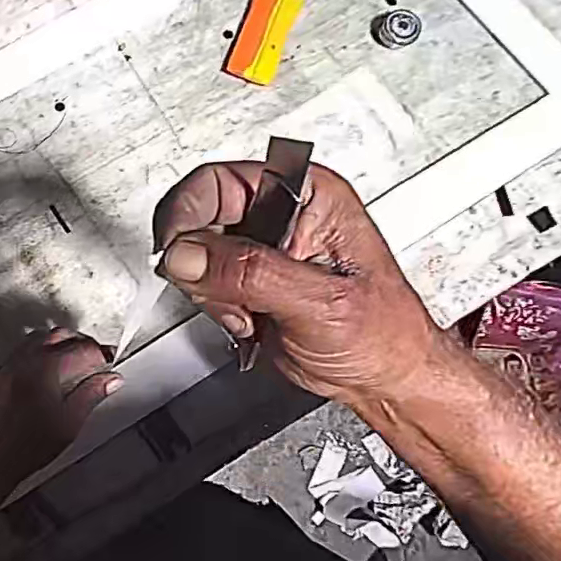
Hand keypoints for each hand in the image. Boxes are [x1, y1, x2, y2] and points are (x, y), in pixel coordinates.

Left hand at [0, 329, 123, 500]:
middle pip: (61, 335)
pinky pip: (25, 349)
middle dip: (83, 344)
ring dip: (61, 343)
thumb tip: (108, 381)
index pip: (83, 348)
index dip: (102, 355)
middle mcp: (27, 360)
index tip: (109, 364)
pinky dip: (41, 350)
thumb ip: (92, 395)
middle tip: (96, 361)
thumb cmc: (23, 447)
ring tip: (75, 361)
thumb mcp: (70, 422)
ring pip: (41, 337)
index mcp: (47, 367)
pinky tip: (49, 368)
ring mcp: (12, 366)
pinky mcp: (1, 375)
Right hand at [152, 161, 445, 403]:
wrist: (382, 378)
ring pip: (193, 255)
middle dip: (203, 266)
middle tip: (231, 294)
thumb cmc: (383, 334)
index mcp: (307, 195)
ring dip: (211, 294)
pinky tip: (250, 322)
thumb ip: (252, 273)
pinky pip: (202, 285)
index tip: (177, 252)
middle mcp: (280, 215)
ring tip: (253, 312)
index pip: (219, 182)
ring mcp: (260, 249)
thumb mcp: (320, 302)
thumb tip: (189, 253)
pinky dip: (214, 309)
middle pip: (198, 218)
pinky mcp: (246, 281)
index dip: (188, 214)